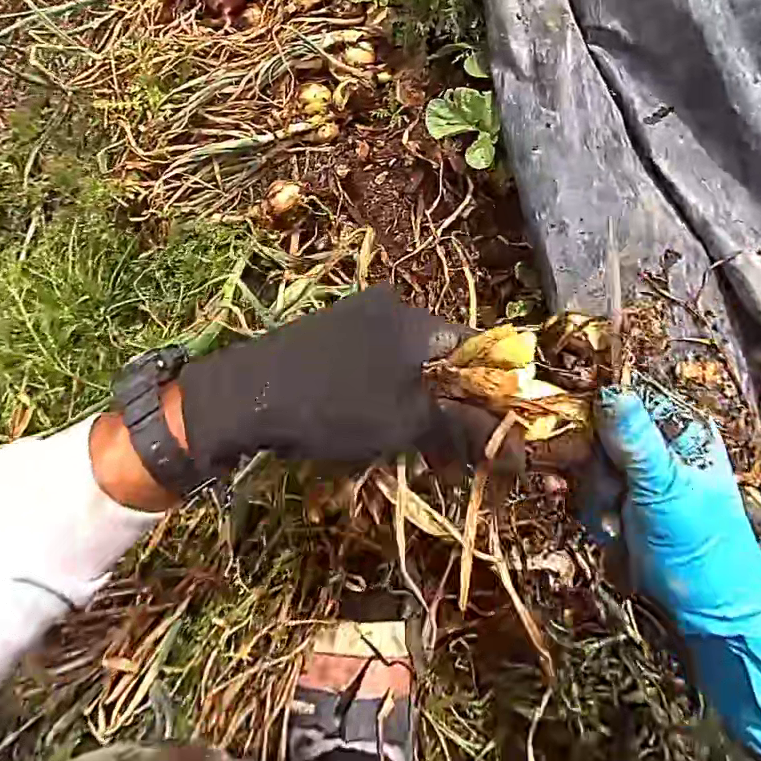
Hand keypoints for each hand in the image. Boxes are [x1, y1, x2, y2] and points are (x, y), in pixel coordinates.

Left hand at [177, 285, 507, 474]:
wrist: (245, 393)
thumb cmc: (335, 405)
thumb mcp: (406, 422)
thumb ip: (463, 429)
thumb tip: (514, 450)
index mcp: (418, 320)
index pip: (480, 348)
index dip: (496, 391)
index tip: (500, 431)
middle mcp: (393, 307)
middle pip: (445, 358)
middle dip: (456, 407)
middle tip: (457, 453)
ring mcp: (359, 316)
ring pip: (411, 364)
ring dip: (422, 406)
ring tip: (422, 452)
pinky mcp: (334, 331)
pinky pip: (379, 363)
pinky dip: (390, 394)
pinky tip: (383, 428)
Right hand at [585, 380, 760, 760]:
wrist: (713, 619)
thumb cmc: (702, 550)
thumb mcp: (666, 491)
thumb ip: (635, 441)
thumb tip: (610, 389)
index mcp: (680, 429)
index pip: (625, 395)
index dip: (595, 409)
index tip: (575, 430)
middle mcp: (656, 444)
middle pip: (597, 427)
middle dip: (591, 462)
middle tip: (605, 491)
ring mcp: (637, 474)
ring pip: (587, 459)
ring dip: (592, 493)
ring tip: (614, 524)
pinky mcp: (622, 500)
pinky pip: (587, 487)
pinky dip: (586, 505)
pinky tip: (596, 524)